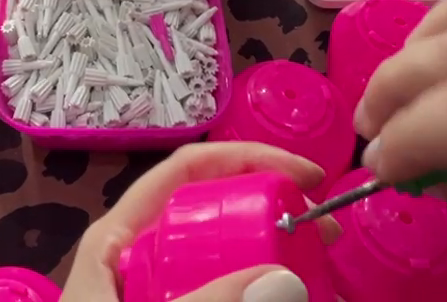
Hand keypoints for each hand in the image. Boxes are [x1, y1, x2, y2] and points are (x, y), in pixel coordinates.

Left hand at [61, 142, 325, 301]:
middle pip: (211, 216)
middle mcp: (141, 259)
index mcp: (120, 239)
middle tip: (327, 236)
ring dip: (269, 270)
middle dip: (270, 217)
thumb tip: (284, 277)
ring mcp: (161, 298)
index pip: (183, 173)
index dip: (243, 159)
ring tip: (322, 280)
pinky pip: (223, 299)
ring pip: (225, 268)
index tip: (307, 177)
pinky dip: (253, 298)